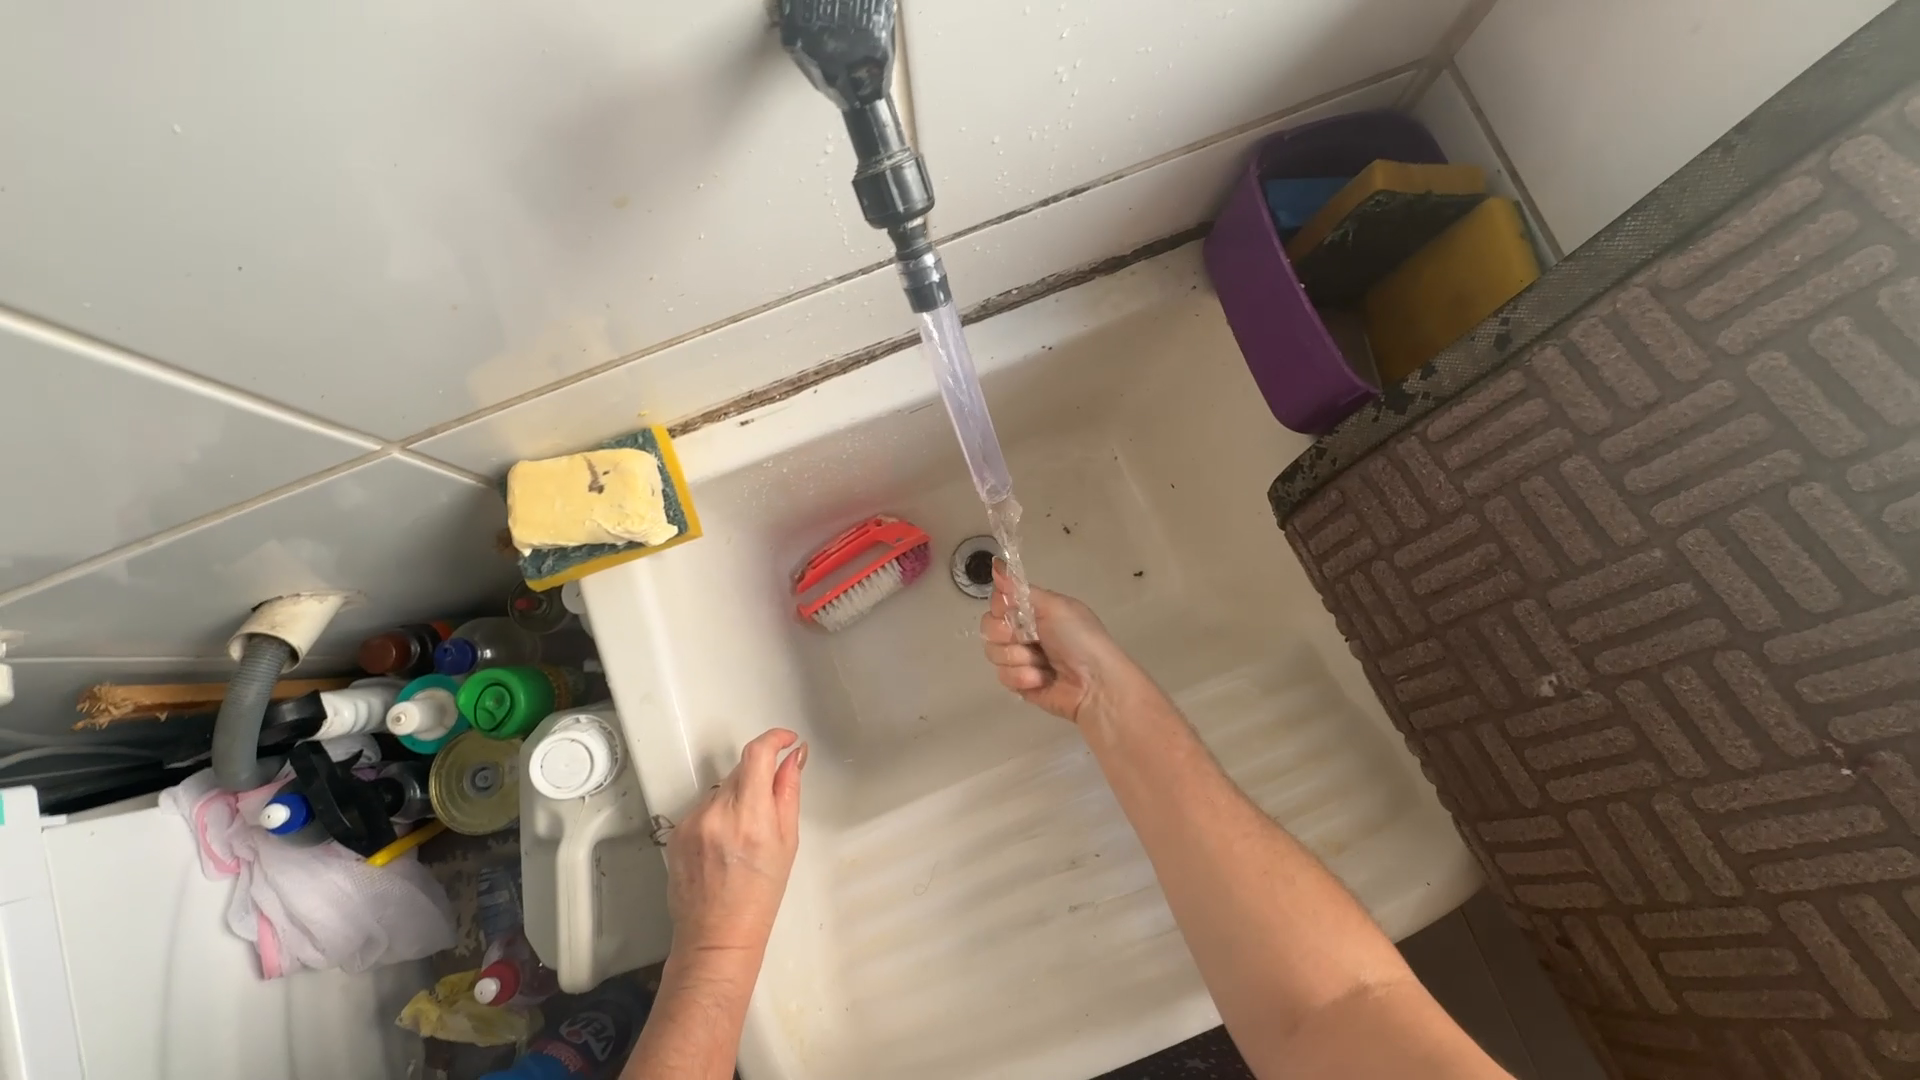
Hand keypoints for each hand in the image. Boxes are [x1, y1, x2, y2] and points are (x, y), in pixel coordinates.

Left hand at [664, 728, 805, 955]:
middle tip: (769, 807)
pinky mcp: (676, 832)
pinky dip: (718, 814)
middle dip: (759, 776)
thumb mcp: (787, 842)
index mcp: (750, 817)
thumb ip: (788, 792)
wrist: (716, 936)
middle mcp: (716, 814)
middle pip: (740, 769)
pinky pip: (704, 807)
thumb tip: (792, 757)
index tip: (786, 740)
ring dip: (737, 797)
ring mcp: (692, 822)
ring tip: (743, 837)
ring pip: (722, 789)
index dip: (774, 738)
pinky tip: (724, 845)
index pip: (756, 754)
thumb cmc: (759, 897)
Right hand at [979, 568, 1136, 723]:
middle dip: (1008, 635)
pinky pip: (1002, 676)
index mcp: (1034, 610)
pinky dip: (1023, 677)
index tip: (1014, 610)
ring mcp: (1020, 658)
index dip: (1001, 607)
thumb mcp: (1054, 607)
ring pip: (993, 653)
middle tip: (1031, 639)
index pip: (998, 602)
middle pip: (989, 627)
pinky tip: (1042, 679)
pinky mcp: (1018, 682)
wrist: (1095, 683)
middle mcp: (1024, 631)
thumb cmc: (1079, 639)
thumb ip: (1020, 588)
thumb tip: (996, 563)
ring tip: (1043, 664)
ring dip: (1020, 658)